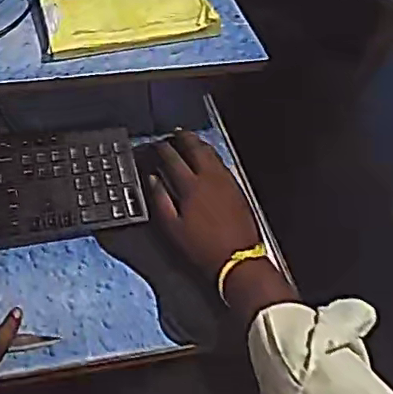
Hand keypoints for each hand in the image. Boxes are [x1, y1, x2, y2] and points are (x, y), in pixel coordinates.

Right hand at [145, 131, 297, 322]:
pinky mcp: (236, 188)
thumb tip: (153, 179)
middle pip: (195, 149)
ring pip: (211, 154)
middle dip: (183, 138)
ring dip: (199, 144)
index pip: (173, 158)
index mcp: (191, 187)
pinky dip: (211, 156)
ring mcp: (226, 182)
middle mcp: (209, 179)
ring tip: (190, 140)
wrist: (239, 260)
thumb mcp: (172, 227)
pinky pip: (222, 164)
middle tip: (175, 133)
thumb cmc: (202, 247)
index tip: (156, 144)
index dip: (162, 148)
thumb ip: (160, 199)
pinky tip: (208, 159)